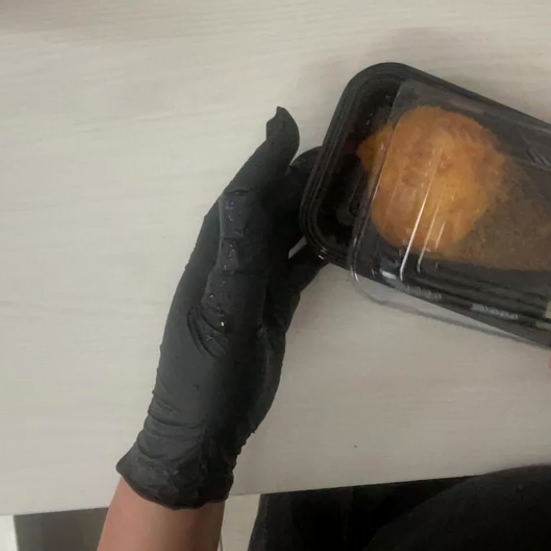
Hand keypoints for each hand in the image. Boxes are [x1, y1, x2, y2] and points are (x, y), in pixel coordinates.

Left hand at [116, 109, 323, 508]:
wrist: (204, 428)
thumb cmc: (206, 375)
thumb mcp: (220, 316)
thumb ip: (237, 259)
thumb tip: (248, 196)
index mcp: (215, 255)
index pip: (242, 195)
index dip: (264, 158)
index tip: (287, 121)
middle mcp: (233, 261)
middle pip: (267, 207)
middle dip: (296, 177)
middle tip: (337, 150)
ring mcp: (252, 284)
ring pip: (284, 233)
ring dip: (310, 209)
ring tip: (346, 184)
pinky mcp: (270, 306)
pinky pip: (296, 266)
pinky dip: (316, 249)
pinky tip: (339, 239)